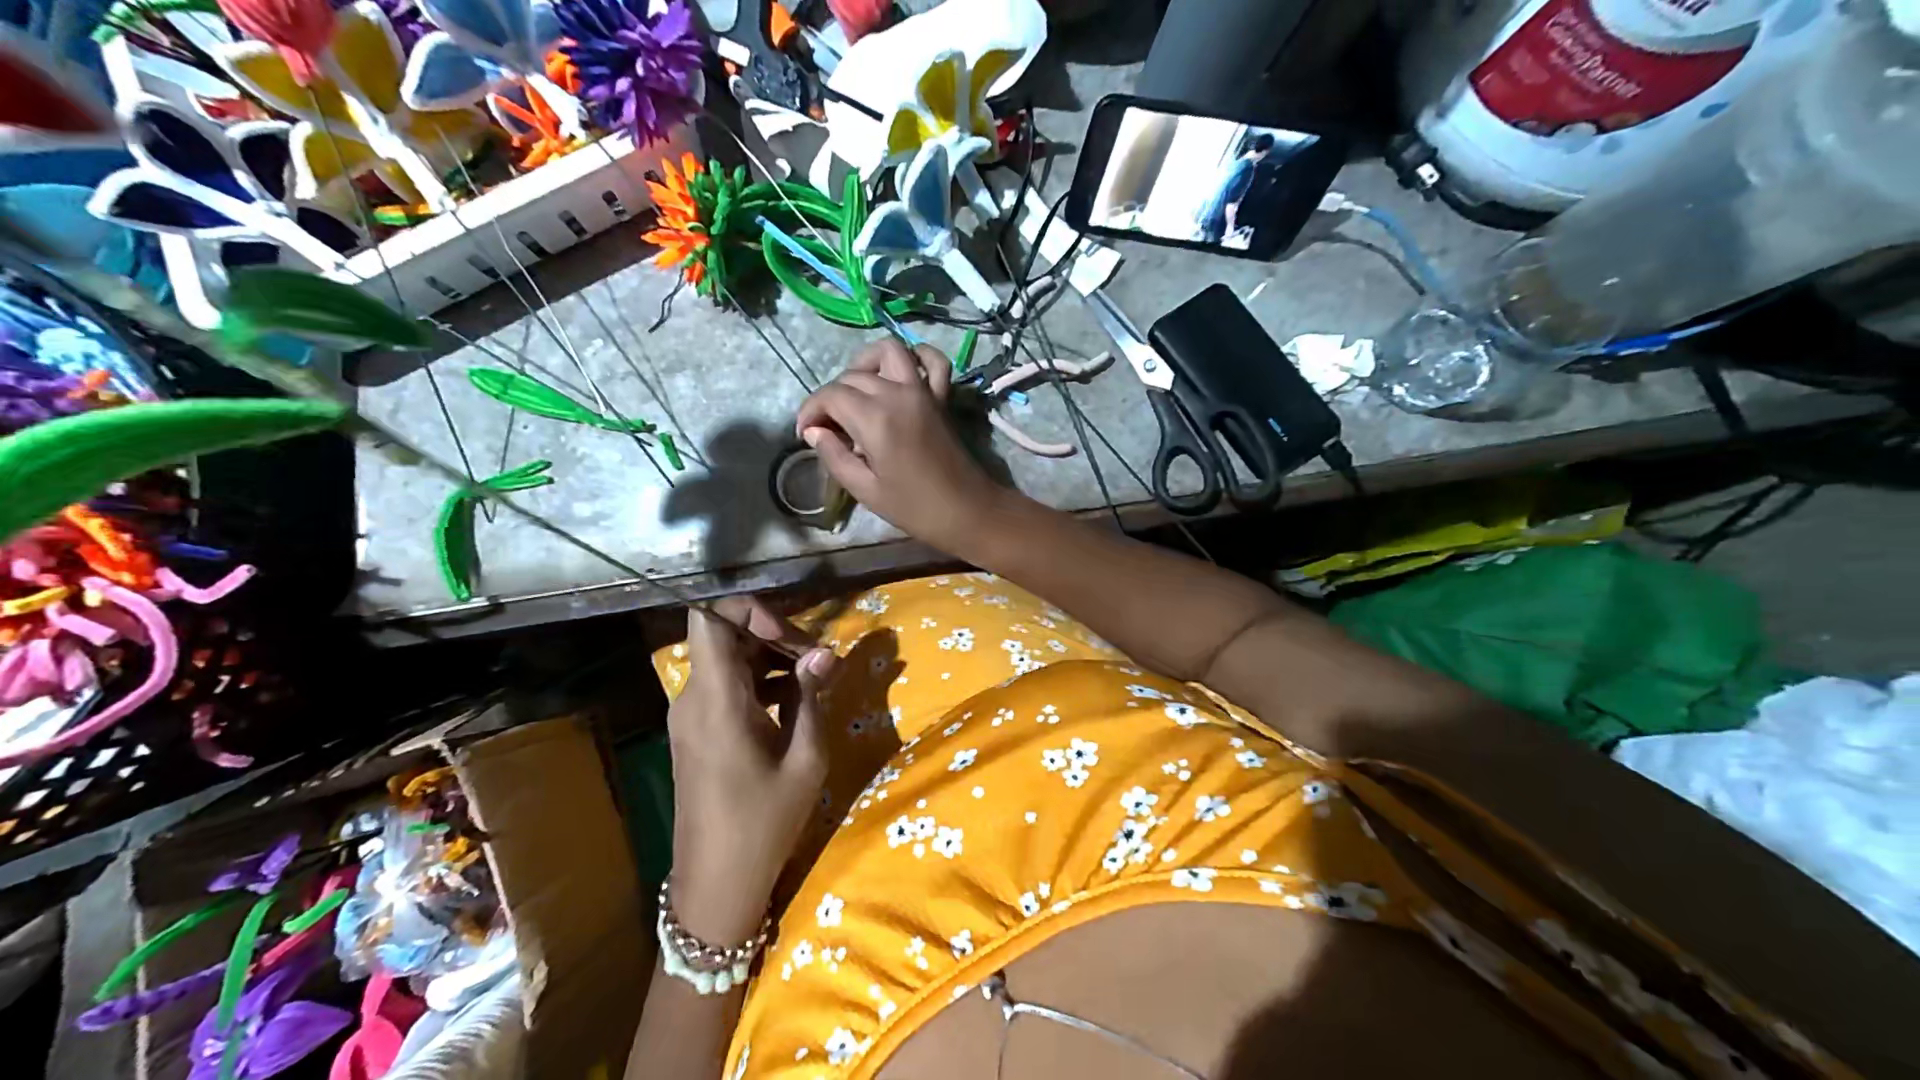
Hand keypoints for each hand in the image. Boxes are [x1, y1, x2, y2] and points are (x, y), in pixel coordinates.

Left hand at [666, 596, 834, 943]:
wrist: (715, 883)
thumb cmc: (764, 822)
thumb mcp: (805, 759)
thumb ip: (811, 697)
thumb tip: (824, 653)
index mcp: (716, 700)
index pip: (710, 618)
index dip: (751, 611)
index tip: (793, 638)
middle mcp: (694, 698)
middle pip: (725, 636)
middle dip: (775, 635)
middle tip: (820, 660)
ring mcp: (691, 715)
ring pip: (728, 660)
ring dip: (771, 659)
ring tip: (816, 678)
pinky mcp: (697, 731)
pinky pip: (726, 687)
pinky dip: (759, 682)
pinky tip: (796, 700)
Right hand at [795, 339, 1006, 554]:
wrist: (967, 511)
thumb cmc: (914, 508)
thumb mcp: (865, 490)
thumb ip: (834, 456)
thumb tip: (814, 432)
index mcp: (875, 419)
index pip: (830, 395)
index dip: (810, 411)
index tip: (806, 435)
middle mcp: (897, 394)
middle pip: (852, 376)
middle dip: (832, 397)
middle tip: (830, 428)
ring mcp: (923, 391)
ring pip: (889, 351)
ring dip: (866, 364)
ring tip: (857, 392)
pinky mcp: (942, 396)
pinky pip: (933, 361)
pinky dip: (918, 356)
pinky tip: (903, 372)